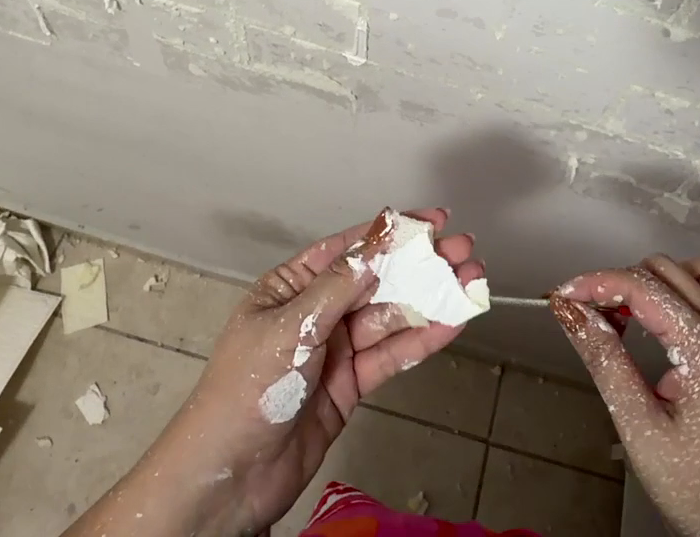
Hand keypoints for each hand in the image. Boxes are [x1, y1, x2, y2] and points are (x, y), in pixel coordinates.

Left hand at [63, 208, 480, 536]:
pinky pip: (391, 355)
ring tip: (470, 283)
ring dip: (430, 301)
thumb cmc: (245, 392)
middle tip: (463, 252)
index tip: (432, 221)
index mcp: (290, 287)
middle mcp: (316, 312)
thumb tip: (377, 246)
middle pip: (377, 281)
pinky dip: (422, 339)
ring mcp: (335, 349)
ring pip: (390, 317)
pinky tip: (451, 323)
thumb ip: (339, 287)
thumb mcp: (291, 328)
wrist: (230, 477)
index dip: (392, 232)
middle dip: (420, 266)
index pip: (349, 249)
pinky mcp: (350, 384)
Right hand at [551, 255, 699, 536]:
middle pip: (669, 271)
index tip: (561, 296)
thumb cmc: (689, 484)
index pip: (644, 288)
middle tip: (589, 315)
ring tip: (632, 315)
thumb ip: (605, 358)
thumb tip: (571, 310)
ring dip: (664, 281)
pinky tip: (685, 319)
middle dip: (622, 282)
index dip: (597, 283)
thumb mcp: (636, 423)